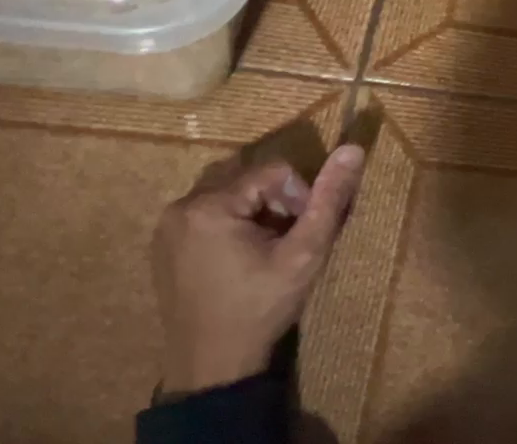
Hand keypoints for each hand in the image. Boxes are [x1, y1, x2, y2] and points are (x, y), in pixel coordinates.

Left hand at [151, 144, 365, 394]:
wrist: (212, 367)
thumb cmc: (260, 308)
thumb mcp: (304, 253)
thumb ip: (328, 199)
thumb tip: (352, 148)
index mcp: (208, 206)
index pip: (273, 171)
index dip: (298, 196)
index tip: (301, 233)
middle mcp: (179, 208)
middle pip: (248, 178)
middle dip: (276, 200)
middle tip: (286, 238)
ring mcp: (166, 228)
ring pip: (228, 192)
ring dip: (255, 209)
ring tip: (267, 246)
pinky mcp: (164, 245)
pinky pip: (207, 212)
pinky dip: (231, 222)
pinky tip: (242, 255)